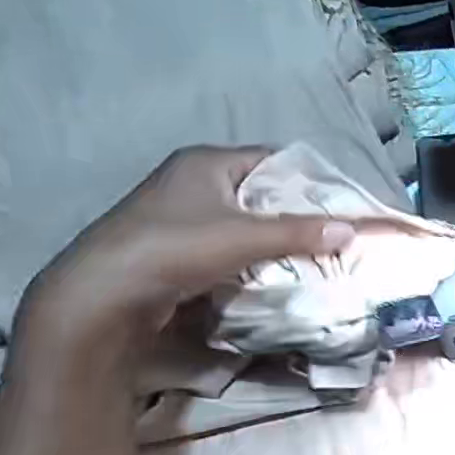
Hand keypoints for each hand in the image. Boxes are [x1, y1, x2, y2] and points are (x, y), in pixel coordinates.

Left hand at [14, 147, 353, 373]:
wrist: (104, 295)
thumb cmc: (174, 247)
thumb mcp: (244, 237)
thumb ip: (298, 233)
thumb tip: (350, 230)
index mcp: (206, 162)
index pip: (271, 160)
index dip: (306, 179)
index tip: (337, 204)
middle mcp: (192, 182)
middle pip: (259, 194)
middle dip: (293, 215)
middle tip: (330, 235)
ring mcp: (181, 216)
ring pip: (243, 223)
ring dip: (272, 241)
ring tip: (310, 258)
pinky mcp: (174, 249)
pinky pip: (226, 247)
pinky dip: (250, 259)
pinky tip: (272, 276)